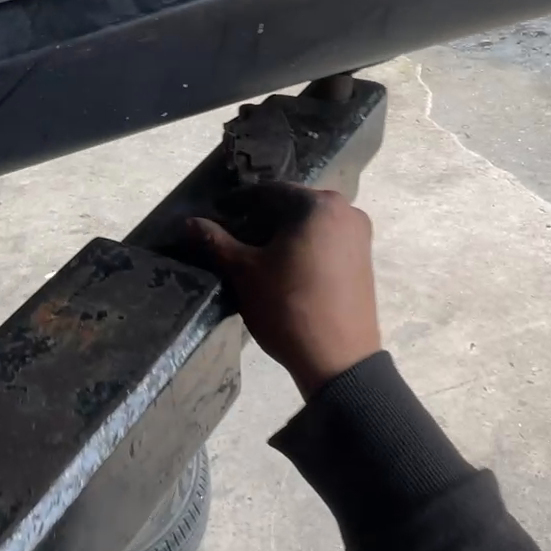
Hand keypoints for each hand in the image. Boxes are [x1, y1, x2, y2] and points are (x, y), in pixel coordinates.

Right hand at [189, 185, 381, 398]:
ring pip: (308, 225)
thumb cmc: (287, 308)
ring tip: (253, 256)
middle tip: (231, 237)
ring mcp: (358, 235)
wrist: (337, 358)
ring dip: (280, 235)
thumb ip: (216, 242)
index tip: (216, 214)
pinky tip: (281, 268)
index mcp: (317, 204)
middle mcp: (345, 210)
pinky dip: (300, 247)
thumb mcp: (244, 272)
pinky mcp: (362, 259)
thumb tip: (187, 223)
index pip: (268, 192)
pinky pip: (324, 241)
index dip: (237, 203)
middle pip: (291, 207)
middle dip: (259, 220)